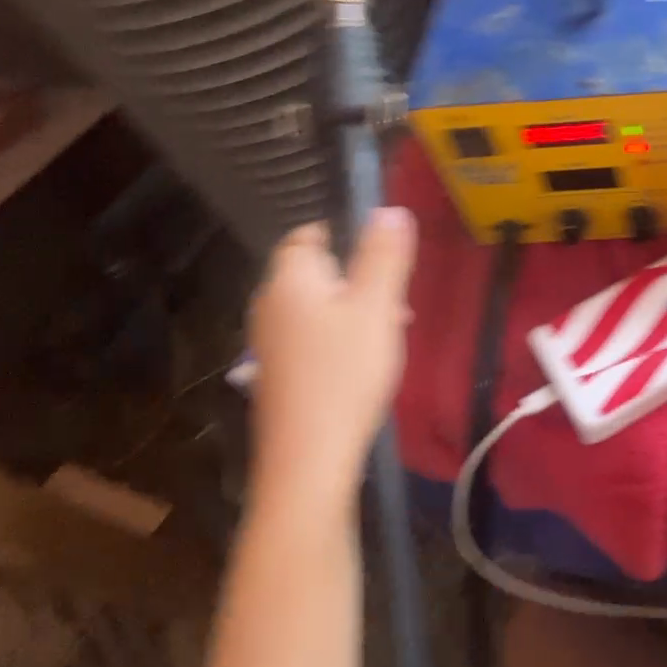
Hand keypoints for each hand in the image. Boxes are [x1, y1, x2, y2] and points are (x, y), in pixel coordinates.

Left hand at [246, 208, 417, 514]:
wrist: (308, 459)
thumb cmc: (345, 374)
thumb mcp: (377, 308)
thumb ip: (383, 256)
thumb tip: (389, 207)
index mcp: (289, 280)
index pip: (305, 235)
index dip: (342, 235)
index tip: (382, 256)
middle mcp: (269, 305)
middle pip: (314, 272)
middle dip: (358, 278)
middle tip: (396, 301)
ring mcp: (269, 343)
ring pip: (317, 307)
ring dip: (355, 310)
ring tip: (390, 333)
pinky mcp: (278, 373)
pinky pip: (311, 336)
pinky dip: (340, 338)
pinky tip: (365, 363)